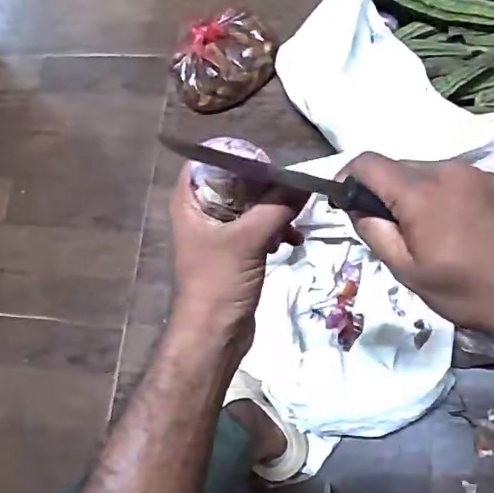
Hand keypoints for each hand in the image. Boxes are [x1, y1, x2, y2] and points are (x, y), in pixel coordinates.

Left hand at [169, 163, 304, 336]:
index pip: (207, 162)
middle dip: (264, 187)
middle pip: (234, 183)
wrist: (214, 334)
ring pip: (249, 207)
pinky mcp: (234, 254)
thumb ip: (276, 207)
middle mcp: (200, 214)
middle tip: (289, 191)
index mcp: (189, 203)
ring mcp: (218, 235)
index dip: (234, 158)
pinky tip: (291, 241)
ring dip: (273, 211)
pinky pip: (256, 230)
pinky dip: (273, 231)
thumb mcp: (248, 239)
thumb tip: (304, 184)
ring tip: (293, 223)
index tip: (266, 165)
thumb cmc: (219, 282)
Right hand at [342, 153, 493, 345]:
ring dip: (410, 195)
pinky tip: (450, 230)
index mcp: (421, 192)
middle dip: (381, 192)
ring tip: (422, 236)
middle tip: (386, 232)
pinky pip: (450, 179)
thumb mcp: (408, 272)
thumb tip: (357, 208)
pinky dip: (436, 196)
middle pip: (396, 167)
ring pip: (423, 173)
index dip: (347, 178)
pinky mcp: (493, 182)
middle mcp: (447, 170)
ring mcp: (474, 173)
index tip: (345, 203)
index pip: (368, 162)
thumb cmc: (468, 291)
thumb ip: (375, 232)